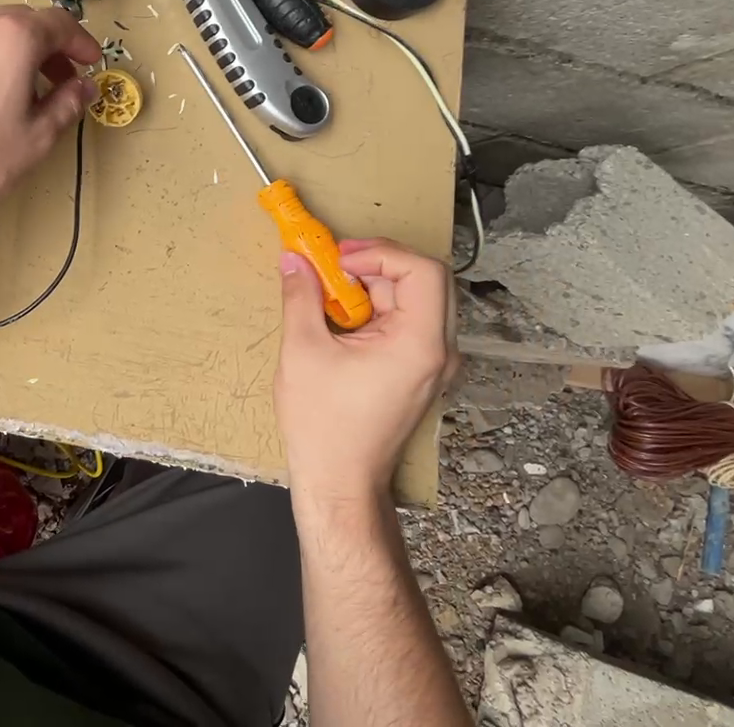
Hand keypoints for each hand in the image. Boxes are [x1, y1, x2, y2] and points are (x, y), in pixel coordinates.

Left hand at [0, 6, 100, 222]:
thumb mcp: (36, 137)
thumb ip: (67, 105)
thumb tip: (84, 88)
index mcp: (13, 36)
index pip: (60, 23)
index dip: (82, 44)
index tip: (92, 64)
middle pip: (27, 22)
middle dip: (52, 48)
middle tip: (65, 81)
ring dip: (22, 54)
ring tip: (31, 94)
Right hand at [275, 238, 457, 504]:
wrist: (339, 479)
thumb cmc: (322, 422)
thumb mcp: (303, 350)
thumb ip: (300, 296)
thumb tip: (293, 260)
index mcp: (420, 344)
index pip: (422, 271)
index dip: (380, 253)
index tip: (337, 259)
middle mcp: (440, 351)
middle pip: (424, 280)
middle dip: (375, 263)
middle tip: (331, 265)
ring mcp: (433, 364)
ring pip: (414, 299)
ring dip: (372, 285)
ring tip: (328, 292)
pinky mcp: (419, 372)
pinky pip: (406, 322)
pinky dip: (375, 308)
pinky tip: (340, 318)